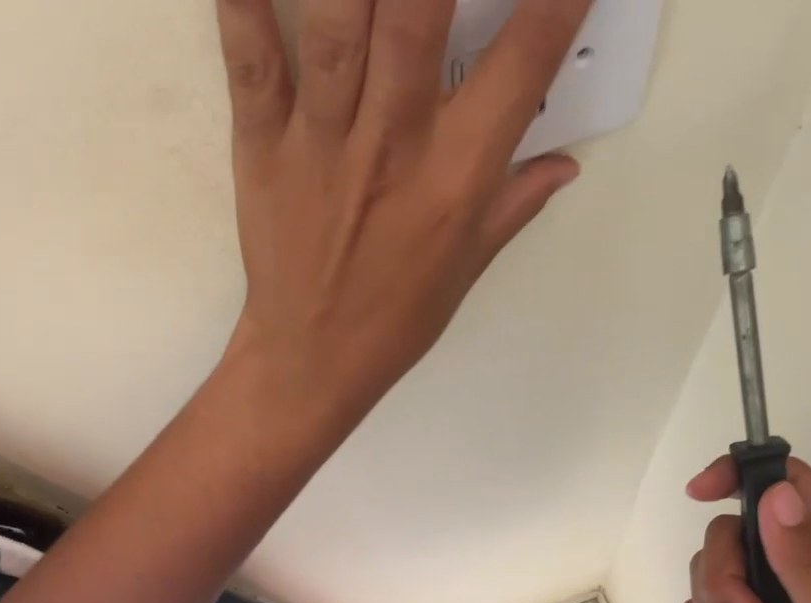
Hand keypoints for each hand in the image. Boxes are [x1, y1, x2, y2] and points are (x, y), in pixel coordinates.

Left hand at [217, 0, 590, 398]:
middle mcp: (395, 144)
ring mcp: (324, 140)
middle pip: (418, 16)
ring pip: (337, 24)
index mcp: (457, 176)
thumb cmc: (397, 316)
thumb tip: (566, 162)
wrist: (312, 358)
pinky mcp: (263, 144)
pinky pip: (250, 60)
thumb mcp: (469, 265)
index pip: (522, 65)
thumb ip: (515, 202)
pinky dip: (244, 1)